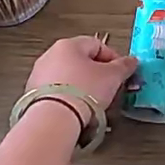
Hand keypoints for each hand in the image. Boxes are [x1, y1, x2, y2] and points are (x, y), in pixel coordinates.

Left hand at [25, 36, 139, 125]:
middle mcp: (50, 56)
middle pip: (81, 61)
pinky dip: (69, 99)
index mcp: (68, 45)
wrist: (54, 119)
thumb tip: (131, 62)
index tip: (121, 73)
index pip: (97, 45)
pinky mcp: (33, 96)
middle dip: (98, 75)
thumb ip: (124, 66)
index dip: (113, 59)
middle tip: (110, 88)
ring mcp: (39, 76)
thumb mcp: (112, 77)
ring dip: (83, 88)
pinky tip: (78, 111)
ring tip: (95, 103)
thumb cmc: (83, 91)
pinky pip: (58, 93)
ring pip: (69, 78)